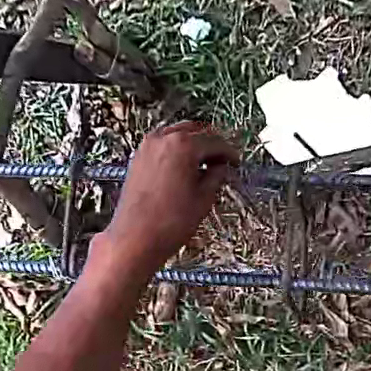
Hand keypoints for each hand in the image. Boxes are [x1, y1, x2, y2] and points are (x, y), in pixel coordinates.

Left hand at [91, 122, 236, 280]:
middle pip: (194, 131)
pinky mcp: (137, 158)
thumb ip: (215, 178)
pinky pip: (161, 145)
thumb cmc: (168, 223)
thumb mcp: (203, 200)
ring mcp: (147, 147)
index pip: (214, 141)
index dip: (228, 152)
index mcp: (183, 146)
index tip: (235, 161)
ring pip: (176, 134)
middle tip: (221, 159)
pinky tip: (182, 167)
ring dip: (191, 144)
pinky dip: (175, 150)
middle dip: (210, 143)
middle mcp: (163, 139)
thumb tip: (220, 168)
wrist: (135, 239)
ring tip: (203, 163)